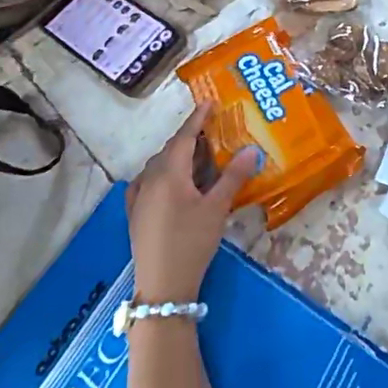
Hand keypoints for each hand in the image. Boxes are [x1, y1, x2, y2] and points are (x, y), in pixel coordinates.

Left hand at [126, 104, 263, 301]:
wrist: (162, 284)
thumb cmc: (192, 242)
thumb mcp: (217, 209)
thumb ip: (233, 177)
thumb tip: (251, 149)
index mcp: (169, 173)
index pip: (184, 137)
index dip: (197, 119)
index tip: (209, 102)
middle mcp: (149, 179)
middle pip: (170, 150)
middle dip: (190, 138)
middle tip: (212, 132)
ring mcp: (139, 197)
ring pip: (158, 166)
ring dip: (177, 156)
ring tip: (198, 157)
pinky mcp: (135, 213)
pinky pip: (149, 182)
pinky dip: (164, 174)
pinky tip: (173, 183)